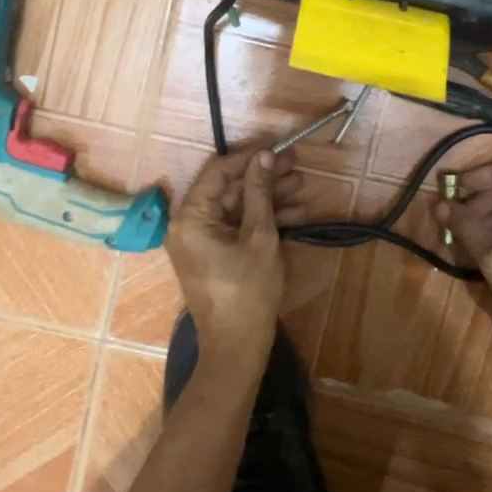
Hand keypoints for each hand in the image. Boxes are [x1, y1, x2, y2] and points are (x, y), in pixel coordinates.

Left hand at [167, 148, 307, 351]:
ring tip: (302, 185)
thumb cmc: (248, 291)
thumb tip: (264, 157)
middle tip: (296, 164)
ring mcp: (200, 239)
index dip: (248, 157)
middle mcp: (188, 223)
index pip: (218, 172)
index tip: (276, 147)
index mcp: (190, 217)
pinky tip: (296, 213)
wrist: (238, 344)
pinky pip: (236, 226)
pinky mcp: (213, 253)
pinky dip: (261, 220)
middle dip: (263, 177)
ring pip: (236, 207)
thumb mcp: (259, 237)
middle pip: (228, 189)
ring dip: (268, 197)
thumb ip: (259, 193)